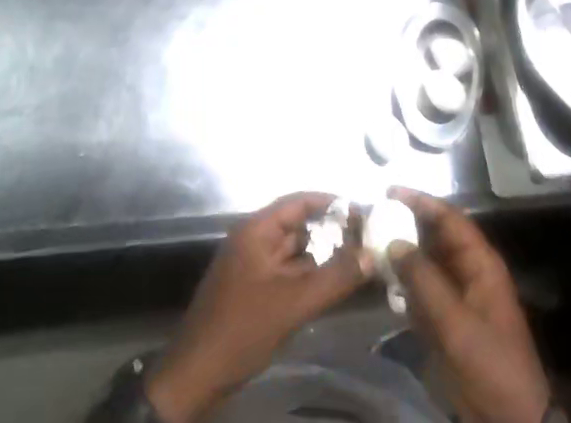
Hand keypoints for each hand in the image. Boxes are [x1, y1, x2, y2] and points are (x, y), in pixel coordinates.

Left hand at [147, 192, 366, 422]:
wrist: (199, 369)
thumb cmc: (244, 326)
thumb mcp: (294, 302)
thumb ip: (334, 277)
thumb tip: (371, 253)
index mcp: (256, 230)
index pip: (297, 202)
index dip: (330, 203)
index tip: (364, 212)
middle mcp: (253, 240)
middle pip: (297, 225)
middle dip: (332, 231)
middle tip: (371, 240)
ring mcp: (253, 265)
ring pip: (294, 252)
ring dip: (324, 254)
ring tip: (362, 260)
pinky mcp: (255, 290)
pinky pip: (288, 273)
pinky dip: (311, 275)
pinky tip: (336, 284)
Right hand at [387, 187, 550, 422]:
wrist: (506, 417)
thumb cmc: (489, 361)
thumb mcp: (455, 320)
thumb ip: (422, 278)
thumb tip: (392, 241)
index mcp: (480, 265)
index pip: (450, 219)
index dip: (422, 202)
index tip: (388, 191)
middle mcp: (466, 272)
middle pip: (433, 236)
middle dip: (403, 224)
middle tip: (369, 216)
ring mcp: (454, 294)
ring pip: (422, 260)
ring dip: (397, 250)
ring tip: (365, 240)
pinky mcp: (442, 316)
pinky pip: (417, 286)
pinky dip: (398, 278)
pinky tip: (376, 274)